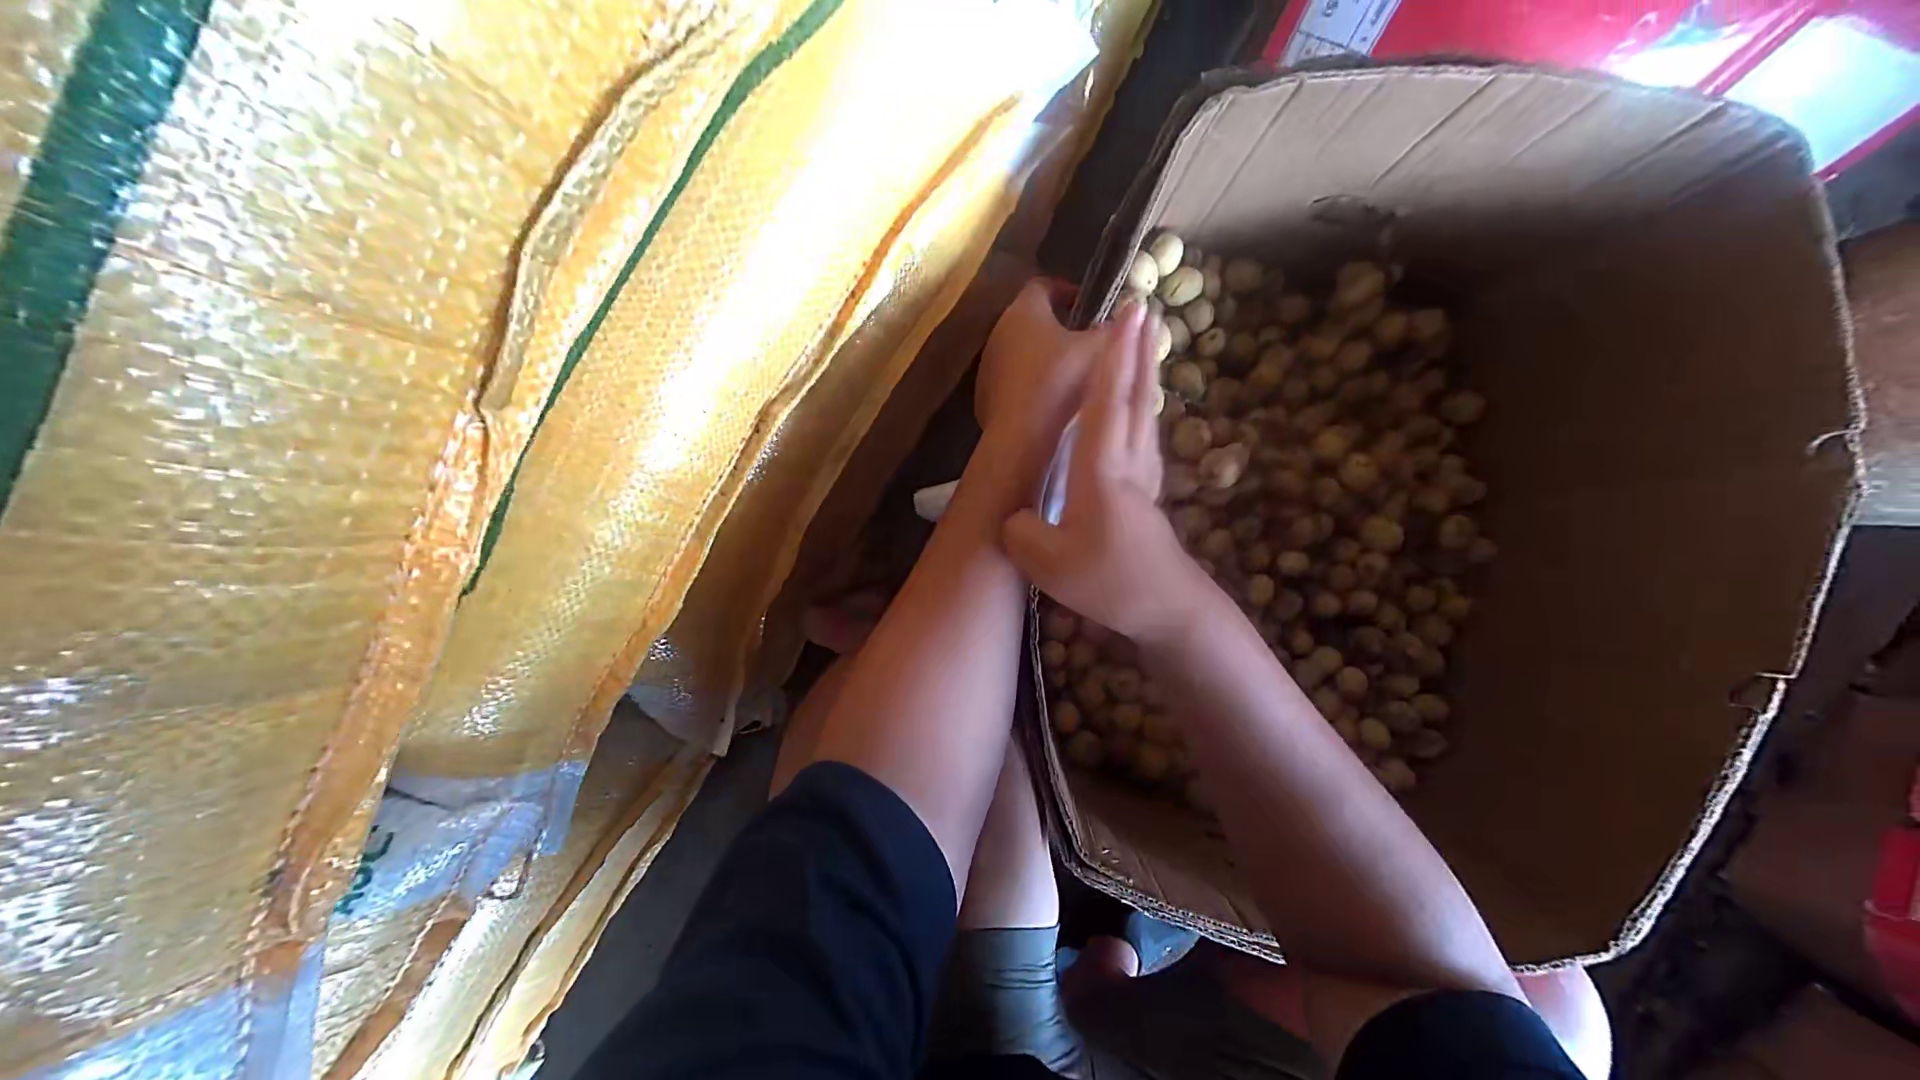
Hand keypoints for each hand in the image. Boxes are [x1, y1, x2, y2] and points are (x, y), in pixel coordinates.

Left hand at [975, 279, 1100, 461]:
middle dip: (1056, 325)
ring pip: (1019, 349)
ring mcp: (988, 362)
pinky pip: (1011, 378)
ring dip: (1041, 355)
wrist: (1020, 436)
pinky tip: (1048, 399)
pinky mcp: (984, 392)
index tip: (1088, 305)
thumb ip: (1112, 329)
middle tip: (1083, 339)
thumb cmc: (1060, 383)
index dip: (1067, 290)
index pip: (1044, 284)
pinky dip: (1029, 381)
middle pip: (1030, 317)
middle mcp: (999, 329)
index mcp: (1025, 309)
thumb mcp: (1097, 352)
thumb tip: (1125, 316)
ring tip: (1068, 372)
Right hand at [1002, 301, 1214, 642]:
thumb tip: (1016, 515)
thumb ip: (1019, 529)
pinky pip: (1146, 439)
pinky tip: (1142, 412)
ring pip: (1146, 416)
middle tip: (1146, 311)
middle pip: (1136, 399)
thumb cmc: (1108, 582)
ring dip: (1145, 376)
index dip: (1112, 359)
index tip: (1125, 316)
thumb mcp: (1045, 563)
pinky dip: (1144, 411)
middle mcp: (1128, 466)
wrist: (1167, 611)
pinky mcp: (1149, 499)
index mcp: (1102, 473)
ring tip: (1146, 346)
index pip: (1106, 405)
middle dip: (1138, 352)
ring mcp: (1144, 481)